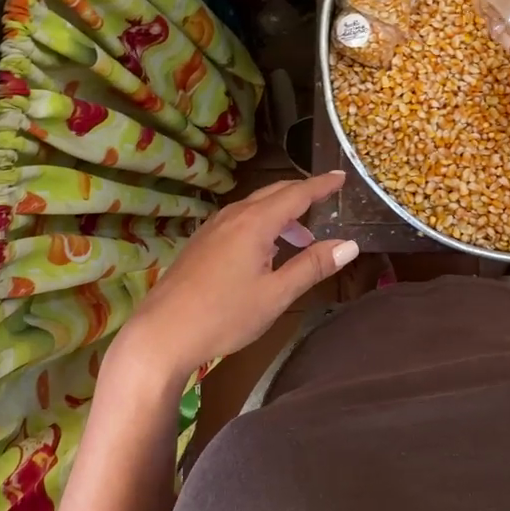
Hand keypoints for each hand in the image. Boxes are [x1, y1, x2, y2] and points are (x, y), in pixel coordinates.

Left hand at [112, 171, 357, 379]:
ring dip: (282, 214)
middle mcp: (233, 216)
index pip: (297, 194)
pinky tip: (265, 251)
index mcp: (255, 223)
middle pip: (274, 194)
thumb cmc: (223, 316)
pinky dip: (262, 224)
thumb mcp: (276, 295)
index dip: (322, 185)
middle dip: (302, 194)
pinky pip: (240, 220)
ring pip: (255, 207)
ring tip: (302, 236)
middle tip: (327, 199)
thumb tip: (349, 244)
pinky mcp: (201, 243)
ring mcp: (213, 228)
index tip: (342, 176)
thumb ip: (312, 266)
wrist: (160, 335)